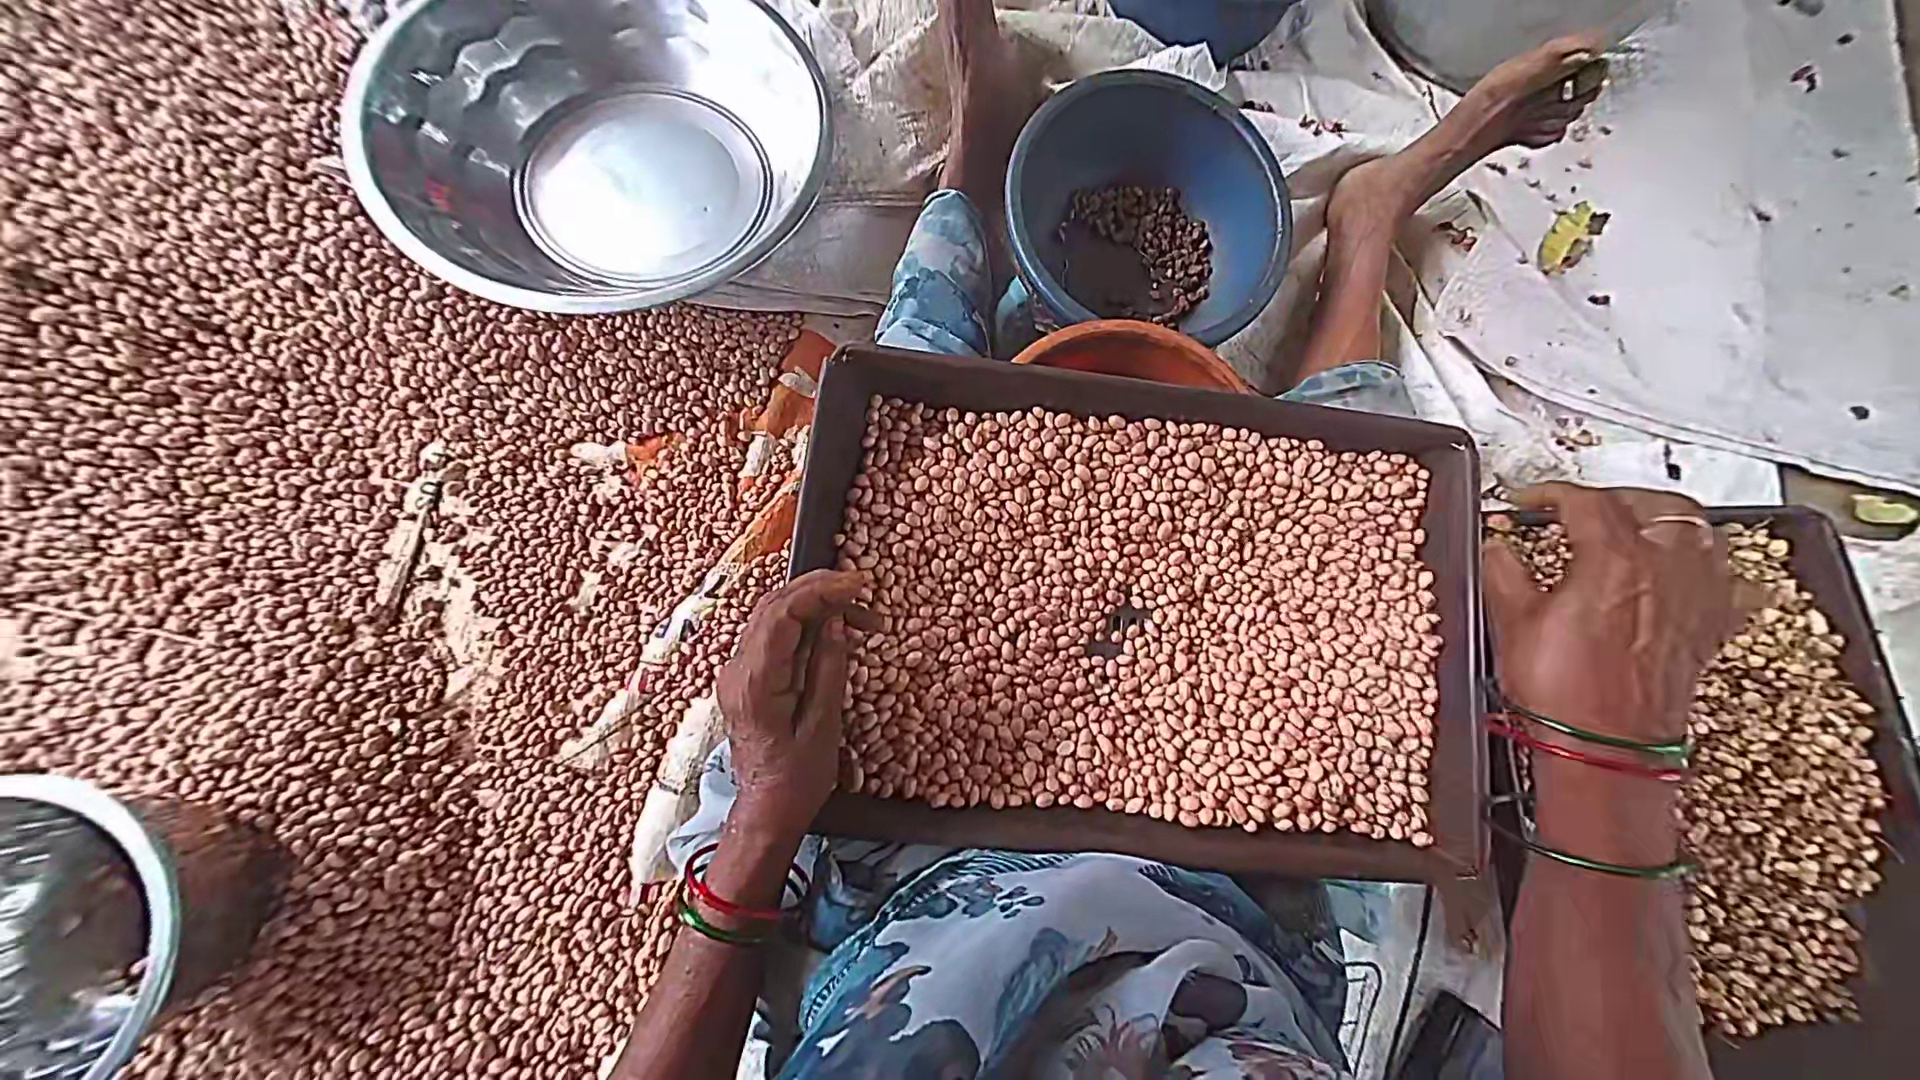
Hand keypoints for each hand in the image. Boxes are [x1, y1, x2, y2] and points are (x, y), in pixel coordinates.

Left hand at [716, 569, 871, 840]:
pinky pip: (775, 633)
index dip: (820, 590)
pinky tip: (835, 626)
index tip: (858, 585)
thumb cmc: (797, 778)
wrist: (766, 809)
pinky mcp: (749, 675)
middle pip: (773, 605)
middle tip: (862, 587)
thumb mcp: (823, 725)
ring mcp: (739, 671)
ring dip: (815, 602)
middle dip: (819, 588)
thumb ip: (828, 667)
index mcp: (755, 683)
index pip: (781, 614)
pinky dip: (806, 620)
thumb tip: (836, 621)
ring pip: (773, 613)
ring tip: (858, 610)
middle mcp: (738, 669)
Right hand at [1484, 484, 1739, 741]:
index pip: (1587, 503)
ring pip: (1698, 531)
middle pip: (1655, 505)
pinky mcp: (1709, 625)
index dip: (1550, 494)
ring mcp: (1697, 597)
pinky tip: (1671, 567)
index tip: (1527, 499)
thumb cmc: (1559, 685)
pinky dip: (1697, 558)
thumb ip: (1502, 568)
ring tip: (1623, 525)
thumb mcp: (1509, 618)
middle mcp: (1668, 571)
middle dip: (1611, 496)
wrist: (1603, 739)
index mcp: (1615, 562)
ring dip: (1658, 519)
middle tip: (1575, 505)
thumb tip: (1495, 543)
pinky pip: (1722, 574)